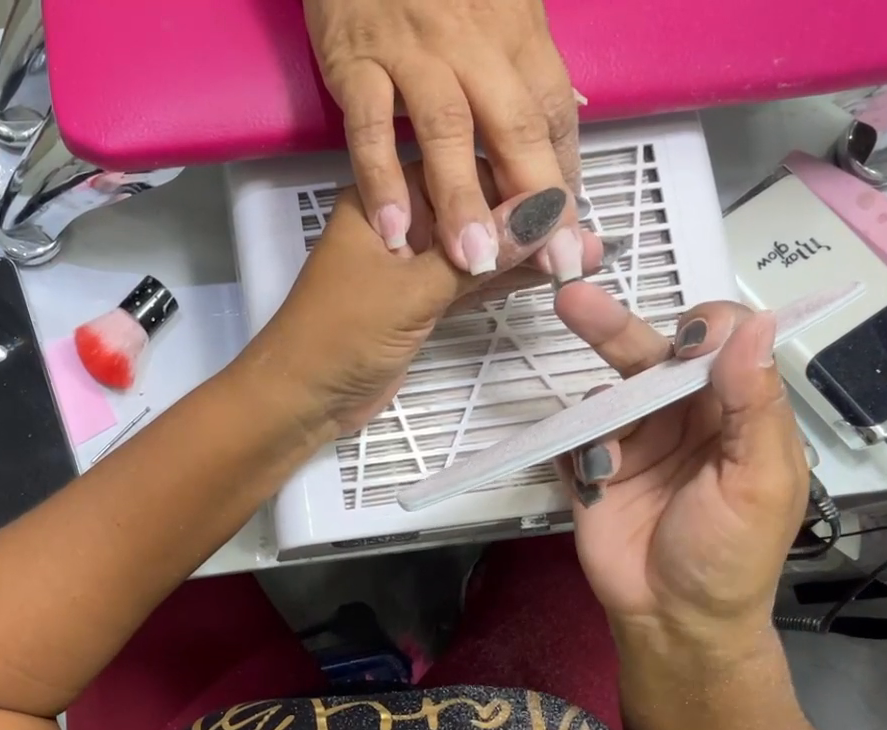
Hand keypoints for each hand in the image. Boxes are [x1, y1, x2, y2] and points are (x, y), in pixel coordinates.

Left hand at [246, 165, 598, 433]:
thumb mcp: (411, 290)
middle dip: (530, 224)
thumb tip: (547, 211)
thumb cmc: (340, 336)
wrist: (298, 399)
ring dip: (523, 255)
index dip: (519, 187)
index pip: (462, 171)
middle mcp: (398, 219)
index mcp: (383, 196)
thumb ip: (478, 252)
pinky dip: (501, 280)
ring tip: (583, 257)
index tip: (574, 202)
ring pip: (475, 248)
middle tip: (588, 237)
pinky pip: (467, 280)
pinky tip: (544, 276)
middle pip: (474, 210)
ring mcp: (408, 263)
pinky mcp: (416, 300)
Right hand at [304, 0, 584, 280]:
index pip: (552, 111)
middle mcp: (472, 42)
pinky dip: (382, 180)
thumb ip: (517, 67)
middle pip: (513, 125)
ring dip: (461, 201)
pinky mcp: (356, 63)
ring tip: (472, 262)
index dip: (564, 176)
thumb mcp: (490, 7)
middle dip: (535, 201)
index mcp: (513, 30)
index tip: (571, 235)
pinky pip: (370, 127)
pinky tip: (393, 230)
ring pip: (447, 130)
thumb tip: (553, 124)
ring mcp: (412, 53)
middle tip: (551, 266)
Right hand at [552, 285, 807, 643]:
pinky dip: (571, 444)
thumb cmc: (730, 553)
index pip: (720, 344)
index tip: (688, 340)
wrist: (671, 617)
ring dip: (591, 395)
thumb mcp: (758, 481)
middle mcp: (680, 416)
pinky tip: (592, 473)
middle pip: (648, 356)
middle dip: (613, 327)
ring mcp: (631, 442)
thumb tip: (749, 326)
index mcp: (734, 411)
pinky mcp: (590, 469)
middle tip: (573, 300)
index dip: (703, 331)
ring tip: (597, 437)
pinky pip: (572, 438)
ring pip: (604, 392)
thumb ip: (753, 405)